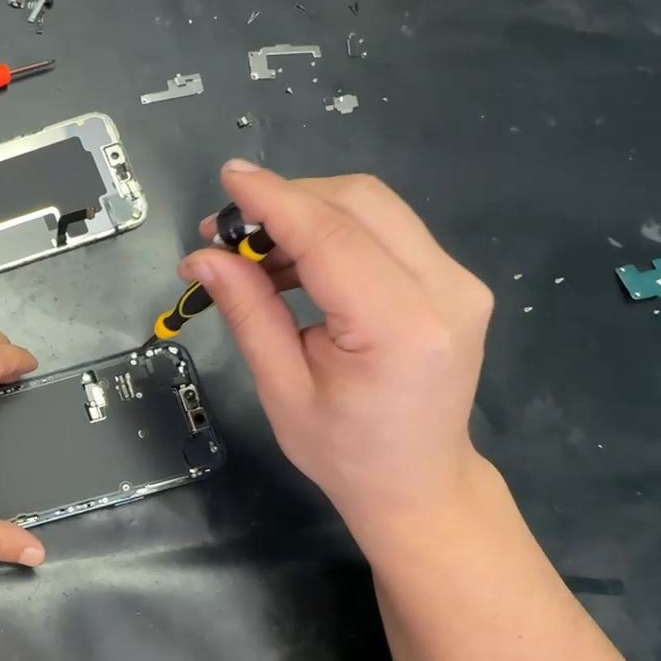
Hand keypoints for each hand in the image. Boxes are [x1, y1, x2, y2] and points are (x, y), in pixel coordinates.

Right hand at [181, 161, 494, 539]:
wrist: (417, 481)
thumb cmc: (342, 451)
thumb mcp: (281, 388)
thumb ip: (249, 313)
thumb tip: (204, 259)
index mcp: (400, 326)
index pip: (332, 238)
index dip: (275, 201)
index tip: (228, 179)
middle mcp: (444, 289)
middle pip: (362, 203)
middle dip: (287, 200)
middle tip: (225, 230)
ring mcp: (457, 280)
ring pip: (375, 209)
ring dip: (306, 215)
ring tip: (248, 252)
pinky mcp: (451, 280)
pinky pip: (385, 231)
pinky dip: (330, 233)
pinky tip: (288, 263)